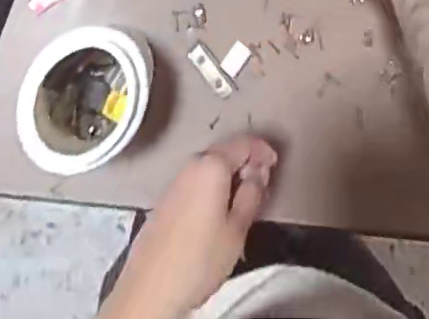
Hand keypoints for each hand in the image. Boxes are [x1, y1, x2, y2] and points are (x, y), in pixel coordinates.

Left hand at [98, 135, 277, 318]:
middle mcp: (192, 164)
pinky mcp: (168, 195)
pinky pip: (197, 179)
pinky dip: (213, 184)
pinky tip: (219, 207)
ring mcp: (177, 179)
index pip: (243, 143)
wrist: (152, 284)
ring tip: (244, 197)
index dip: (263, 150)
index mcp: (212, 165)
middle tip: (263, 183)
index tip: (275, 163)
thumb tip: (260, 171)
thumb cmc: (201, 257)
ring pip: (210, 166)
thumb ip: (252, 194)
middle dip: (246, 162)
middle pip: (225, 152)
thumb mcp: (237, 229)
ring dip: (229, 174)